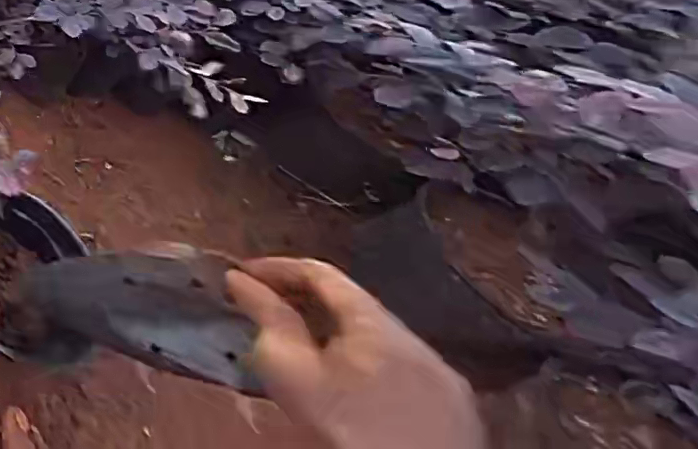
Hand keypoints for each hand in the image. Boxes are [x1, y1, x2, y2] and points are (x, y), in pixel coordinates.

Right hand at [226, 258, 484, 448]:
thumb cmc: (343, 430)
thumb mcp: (289, 370)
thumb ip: (267, 316)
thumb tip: (239, 279)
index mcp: (383, 330)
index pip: (323, 274)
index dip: (276, 267)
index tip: (242, 276)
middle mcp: (422, 348)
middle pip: (353, 303)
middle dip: (303, 297)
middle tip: (262, 304)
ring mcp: (448, 386)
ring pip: (377, 336)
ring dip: (333, 328)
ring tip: (295, 339)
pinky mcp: (458, 419)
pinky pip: (399, 367)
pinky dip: (361, 357)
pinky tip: (340, 379)